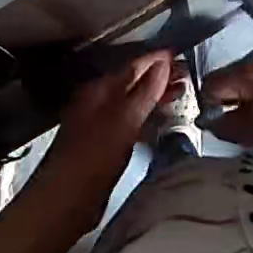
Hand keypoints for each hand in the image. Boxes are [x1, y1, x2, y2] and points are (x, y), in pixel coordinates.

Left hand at [21, 51, 174, 233]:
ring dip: (155, 94)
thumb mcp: (123, 121)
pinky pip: (131, 119)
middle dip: (158, 76)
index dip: (156, 59)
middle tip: (187, 74)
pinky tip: (161, 119)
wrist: (66, 199)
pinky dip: (147, 114)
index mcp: (99, 90)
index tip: (180, 53)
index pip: (132, 66)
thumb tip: (163, 62)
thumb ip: (144, 92)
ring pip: (132, 100)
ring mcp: (100, 122)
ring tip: (181, 92)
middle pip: (132, 81)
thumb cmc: (94, 156)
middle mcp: (98, 101)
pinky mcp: (105, 143)